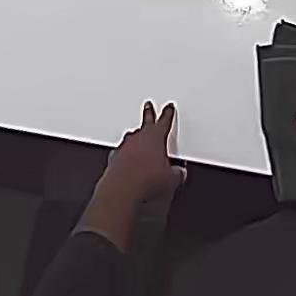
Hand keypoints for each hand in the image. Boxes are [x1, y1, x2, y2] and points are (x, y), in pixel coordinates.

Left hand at [80, 101, 185, 250]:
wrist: (122, 190)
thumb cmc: (146, 180)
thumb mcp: (170, 178)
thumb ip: (177, 173)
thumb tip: (180, 174)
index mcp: (156, 137)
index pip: (164, 121)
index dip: (167, 113)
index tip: (168, 107)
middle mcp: (139, 138)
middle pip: (146, 121)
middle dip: (148, 112)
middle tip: (148, 105)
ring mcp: (125, 147)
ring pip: (131, 136)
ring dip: (135, 135)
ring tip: (137, 135)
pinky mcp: (114, 159)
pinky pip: (120, 151)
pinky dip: (124, 153)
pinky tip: (125, 159)